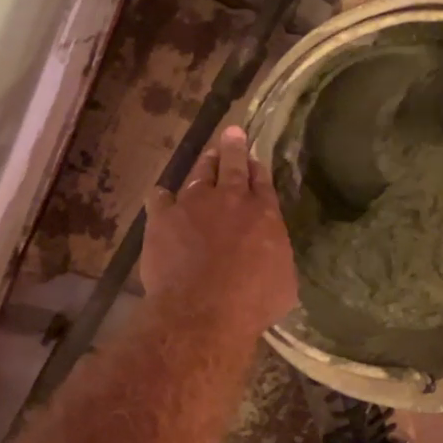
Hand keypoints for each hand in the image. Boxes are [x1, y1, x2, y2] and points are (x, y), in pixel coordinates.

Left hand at [141, 125, 297, 333]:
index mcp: (263, 214)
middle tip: (232, 132)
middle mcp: (230, 199)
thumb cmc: (252, 303)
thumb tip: (273, 258)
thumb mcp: (283, 284)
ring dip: (203, 163)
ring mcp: (193, 204)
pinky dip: (161, 197)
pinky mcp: (163, 218)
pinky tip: (160, 196)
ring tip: (206, 156)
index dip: (257, 169)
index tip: (254, 159)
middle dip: (233, 147)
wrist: (203, 311)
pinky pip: (160, 198)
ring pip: (199, 173)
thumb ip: (278, 260)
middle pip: (233, 165)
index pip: (262, 182)